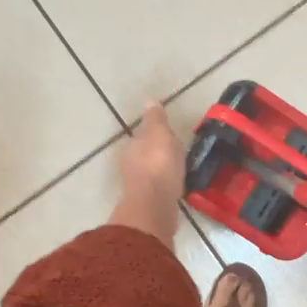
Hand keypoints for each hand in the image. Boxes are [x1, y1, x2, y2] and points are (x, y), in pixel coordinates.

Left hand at [109, 101, 185, 246]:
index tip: (169, 138)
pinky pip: (157, 191)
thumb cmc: (158, 164)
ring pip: (150, 174)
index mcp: (131, 147)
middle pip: (144, 156)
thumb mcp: (160, 134)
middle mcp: (129, 166)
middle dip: (157, 156)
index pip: (142, 137)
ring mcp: (137, 187)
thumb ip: (155, 119)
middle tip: (175, 156)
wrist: (155, 205)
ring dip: (160, 173)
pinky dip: (164, 188)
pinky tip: (173, 190)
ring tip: (177, 173)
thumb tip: (149, 101)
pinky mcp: (146, 204)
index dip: (155, 136)